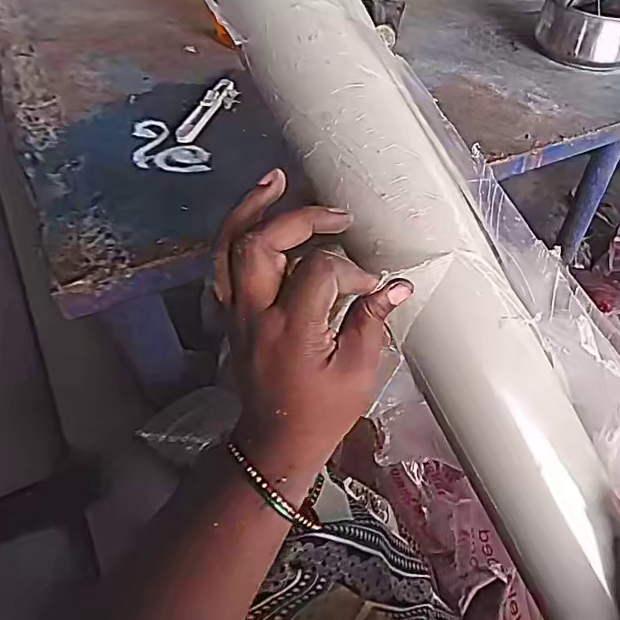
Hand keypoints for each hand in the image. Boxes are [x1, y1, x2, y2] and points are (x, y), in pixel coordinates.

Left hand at [214, 170, 410, 475]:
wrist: (274, 440)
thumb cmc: (321, 412)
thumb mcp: (357, 373)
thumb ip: (371, 321)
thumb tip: (394, 284)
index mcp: (291, 331)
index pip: (318, 271)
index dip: (350, 270)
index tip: (368, 285)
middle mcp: (255, 314)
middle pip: (262, 244)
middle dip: (302, 219)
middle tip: (337, 216)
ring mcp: (237, 311)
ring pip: (230, 245)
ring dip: (252, 208)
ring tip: (276, 179)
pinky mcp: (232, 311)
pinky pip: (224, 261)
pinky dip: (238, 230)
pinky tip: (257, 209)